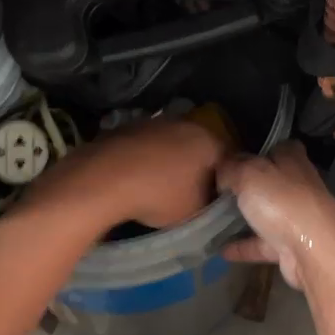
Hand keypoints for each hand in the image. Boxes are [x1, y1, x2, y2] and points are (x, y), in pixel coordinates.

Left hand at [30, 118, 228, 230]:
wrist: (105, 177)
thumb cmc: (160, 195)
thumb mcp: (195, 212)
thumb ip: (210, 206)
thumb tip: (211, 203)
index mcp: (208, 140)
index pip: (229, 160)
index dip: (226, 182)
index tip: (218, 200)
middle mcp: (183, 123)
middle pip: (198, 148)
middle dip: (196, 169)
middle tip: (191, 194)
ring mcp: (152, 122)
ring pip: (170, 144)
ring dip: (168, 162)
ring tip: (160, 187)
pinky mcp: (126, 126)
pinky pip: (144, 146)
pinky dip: (144, 159)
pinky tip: (136, 178)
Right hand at [218, 140, 334, 290]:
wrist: (313, 252)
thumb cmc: (281, 201)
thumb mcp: (247, 173)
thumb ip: (230, 168)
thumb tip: (223, 170)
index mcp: (292, 160)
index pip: (279, 146)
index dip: (258, 149)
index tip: (234, 157)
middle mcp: (299, 185)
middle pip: (271, 180)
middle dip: (248, 184)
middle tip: (219, 188)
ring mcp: (297, 217)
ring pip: (267, 212)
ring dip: (246, 216)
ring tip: (216, 218)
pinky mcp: (292, 246)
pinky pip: (262, 243)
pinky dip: (244, 246)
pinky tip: (221, 249)